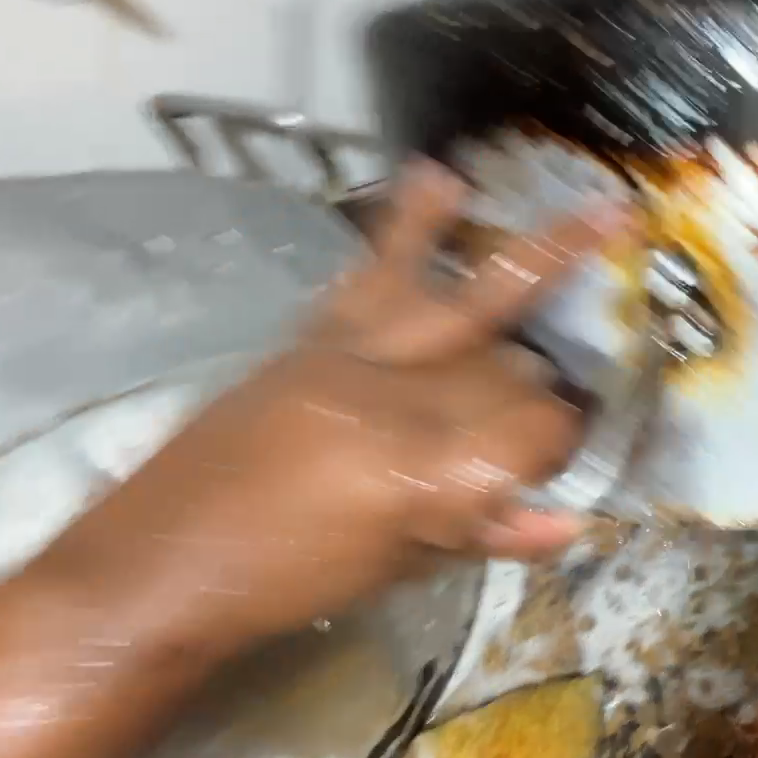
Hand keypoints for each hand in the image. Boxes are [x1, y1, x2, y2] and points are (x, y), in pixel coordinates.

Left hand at [31, 162, 624, 649]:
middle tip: (550, 416)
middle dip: (547, 393)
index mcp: (423, 469)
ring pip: (474, 300)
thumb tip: (576, 519)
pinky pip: (373, 273)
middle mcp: (398, 397)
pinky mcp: (314, 339)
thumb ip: (496, 533)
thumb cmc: (295, 581)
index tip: (566, 462)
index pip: (539, 432)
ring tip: (606, 213)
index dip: (565, 446)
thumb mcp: (406, 566)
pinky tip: (444, 176)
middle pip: (516, 370)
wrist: (151, 569)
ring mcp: (355, 356)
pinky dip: (412, 225)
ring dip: (547, 255)